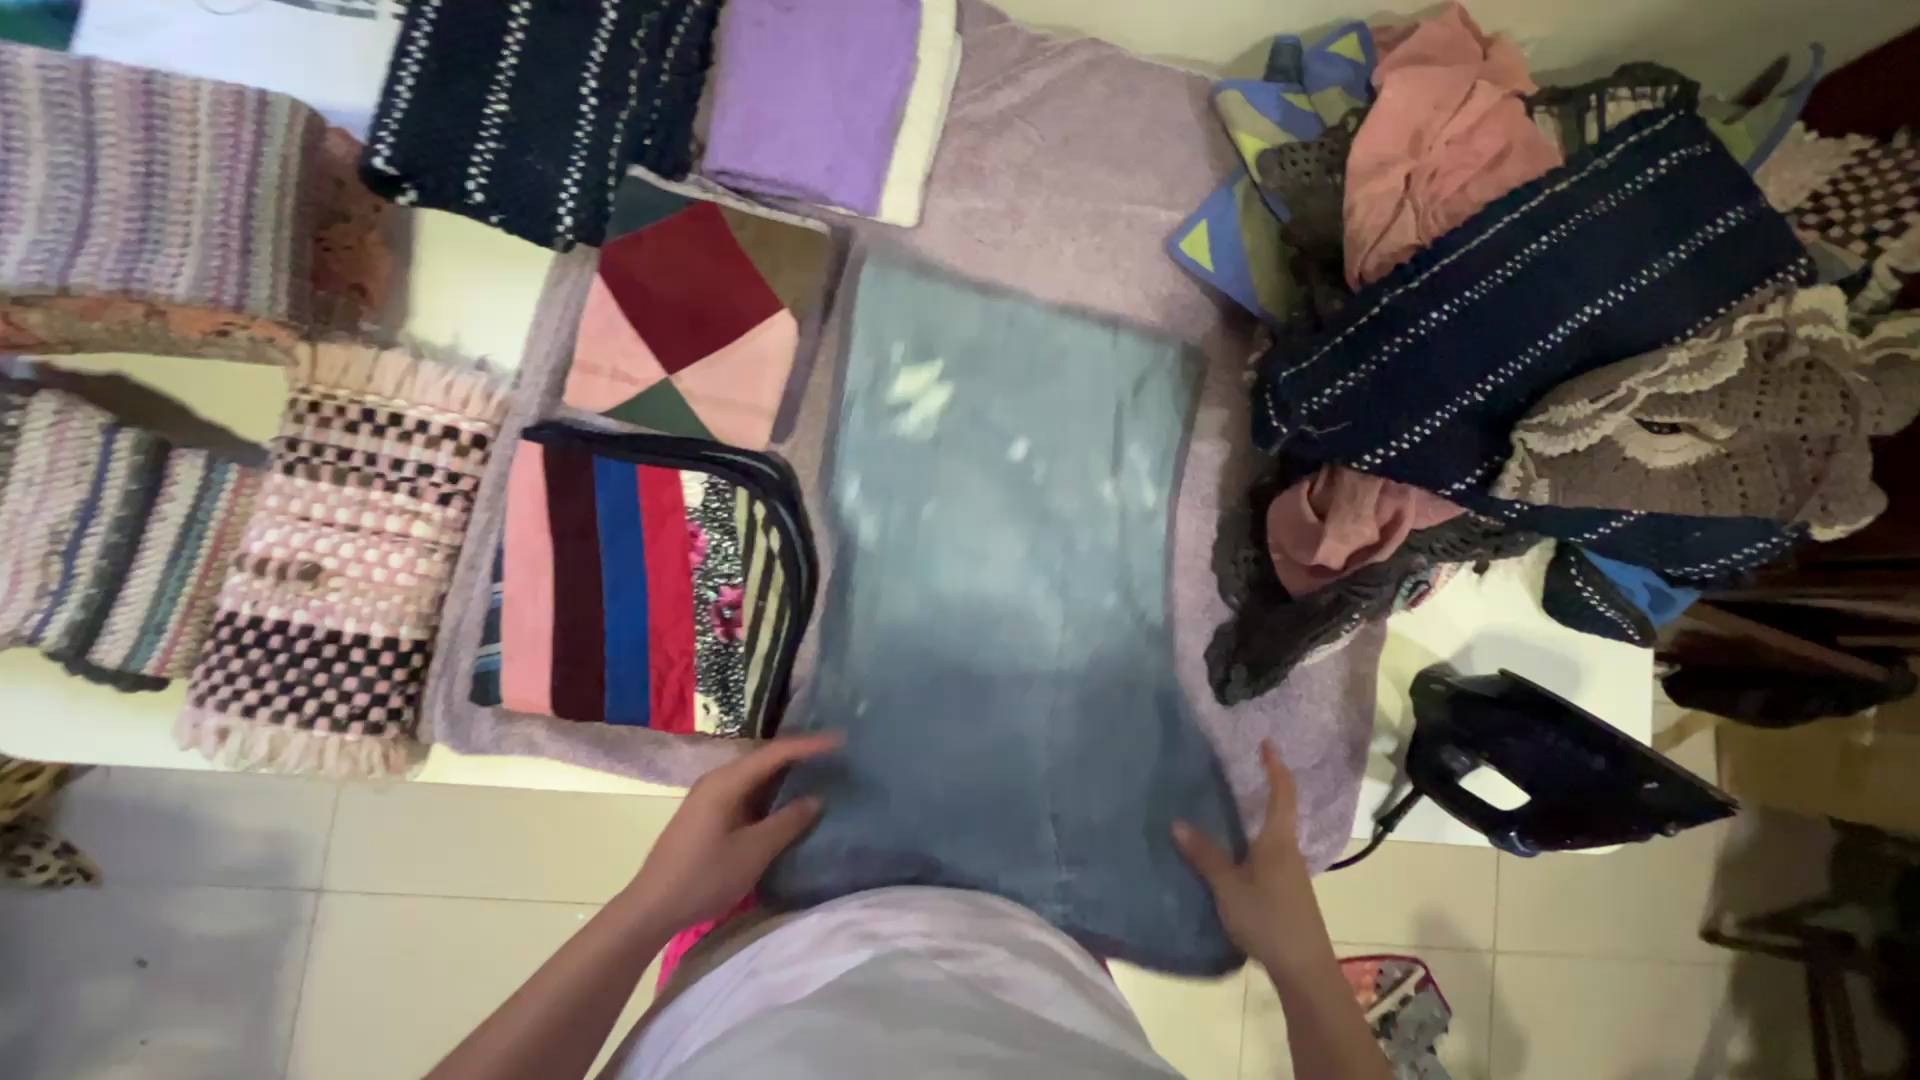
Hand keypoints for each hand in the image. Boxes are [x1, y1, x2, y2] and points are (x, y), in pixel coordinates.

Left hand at [623, 734, 840, 930]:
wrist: (650, 908)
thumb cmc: (703, 877)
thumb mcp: (753, 852)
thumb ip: (787, 822)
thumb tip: (816, 799)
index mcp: (726, 782)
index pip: (775, 753)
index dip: (810, 745)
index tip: (840, 740)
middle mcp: (717, 780)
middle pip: (764, 758)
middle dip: (799, 755)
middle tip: (834, 753)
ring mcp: (709, 797)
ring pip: (755, 776)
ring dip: (785, 774)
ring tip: (818, 771)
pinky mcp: (708, 814)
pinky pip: (747, 791)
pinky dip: (771, 791)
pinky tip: (787, 801)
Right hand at [1173, 740, 1331, 975]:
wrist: (1304, 969)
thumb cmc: (1268, 919)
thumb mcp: (1229, 887)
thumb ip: (1205, 855)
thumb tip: (1178, 822)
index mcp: (1277, 841)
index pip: (1281, 794)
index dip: (1275, 767)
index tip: (1266, 743)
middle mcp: (1288, 850)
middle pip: (1279, 811)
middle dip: (1262, 788)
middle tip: (1236, 771)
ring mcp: (1290, 872)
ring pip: (1271, 835)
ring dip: (1253, 818)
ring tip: (1224, 808)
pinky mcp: (1287, 890)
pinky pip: (1267, 854)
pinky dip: (1250, 842)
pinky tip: (1232, 852)